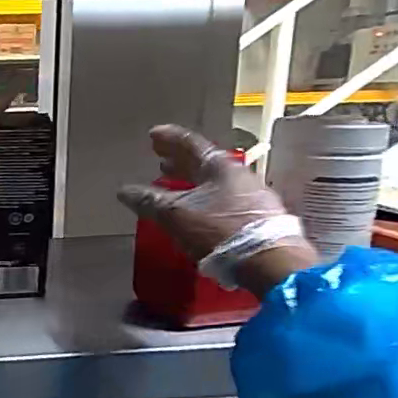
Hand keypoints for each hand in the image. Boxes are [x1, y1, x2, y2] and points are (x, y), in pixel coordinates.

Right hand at [116, 125, 318, 297]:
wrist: (272, 263)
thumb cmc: (223, 232)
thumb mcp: (177, 215)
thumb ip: (150, 202)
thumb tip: (125, 191)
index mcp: (219, 166)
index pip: (190, 143)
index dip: (169, 138)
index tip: (154, 134)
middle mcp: (239, 175)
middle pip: (204, 162)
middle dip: (180, 161)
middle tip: (162, 159)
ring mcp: (253, 197)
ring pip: (216, 182)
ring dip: (194, 182)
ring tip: (176, 185)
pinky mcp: (260, 220)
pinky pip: (226, 201)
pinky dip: (207, 200)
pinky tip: (200, 214)